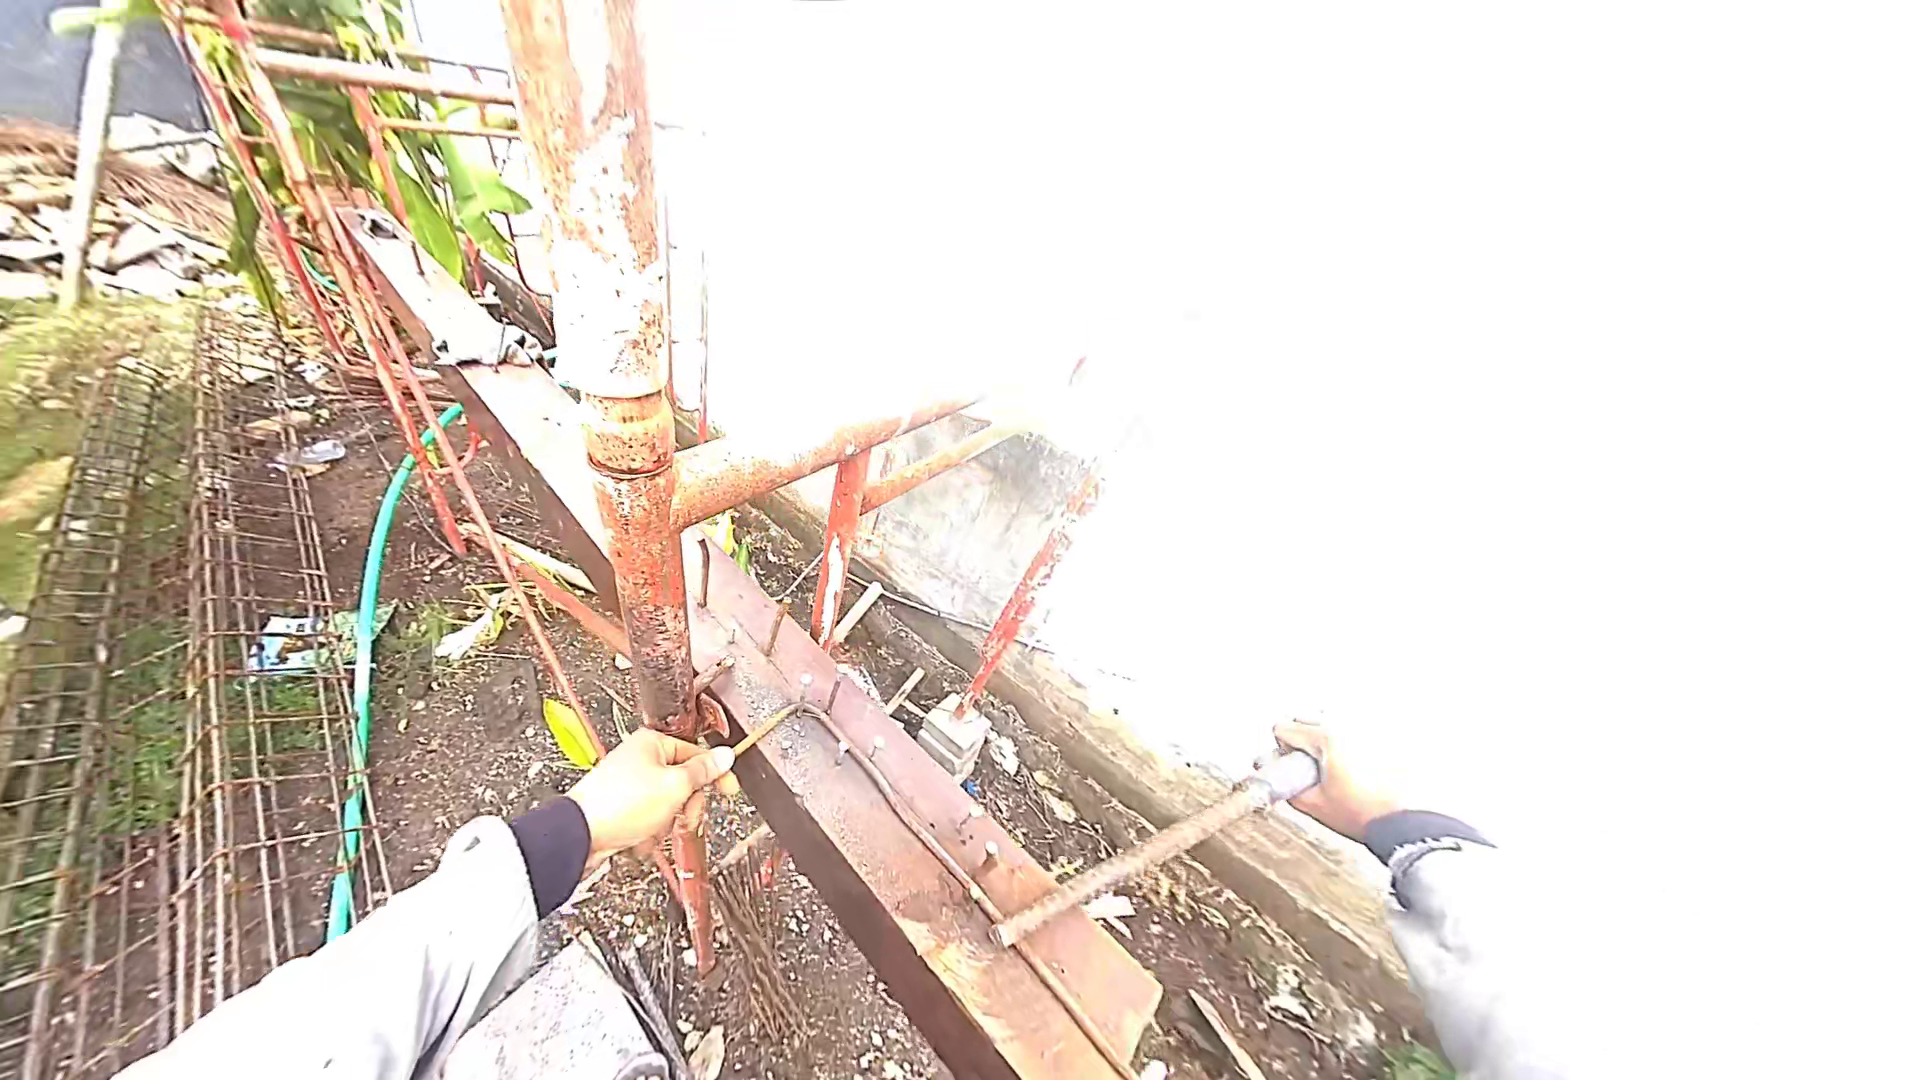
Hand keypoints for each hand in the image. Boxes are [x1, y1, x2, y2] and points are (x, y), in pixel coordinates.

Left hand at [565, 728, 736, 862]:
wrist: (577, 838)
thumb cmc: (623, 804)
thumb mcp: (676, 785)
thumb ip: (704, 771)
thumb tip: (725, 755)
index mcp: (653, 743)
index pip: (697, 754)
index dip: (715, 774)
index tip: (729, 790)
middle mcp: (639, 759)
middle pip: (682, 781)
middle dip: (686, 805)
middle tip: (688, 818)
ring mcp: (627, 784)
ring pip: (666, 802)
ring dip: (666, 821)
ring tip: (655, 831)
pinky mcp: (617, 808)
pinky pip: (647, 817)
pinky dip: (648, 831)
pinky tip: (639, 839)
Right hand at [1271, 720, 1399, 841]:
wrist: (1414, 827)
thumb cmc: (1367, 816)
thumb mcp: (1315, 805)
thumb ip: (1286, 786)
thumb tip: (1272, 775)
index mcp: (1325, 737)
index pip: (1283, 728)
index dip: (1282, 750)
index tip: (1293, 766)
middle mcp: (1347, 724)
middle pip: (1306, 718)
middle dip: (1303, 738)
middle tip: (1313, 765)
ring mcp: (1371, 728)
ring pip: (1333, 719)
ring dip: (1328, 736)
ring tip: (1339, 764)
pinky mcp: (1392, 736)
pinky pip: (1361, 728)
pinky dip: (1355, 741)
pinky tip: (1363, 765)